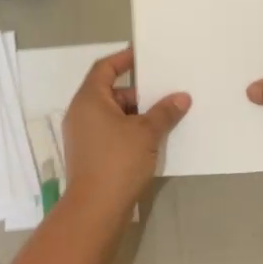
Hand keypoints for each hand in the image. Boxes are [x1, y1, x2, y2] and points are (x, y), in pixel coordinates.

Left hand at [62, 49, 189, 212]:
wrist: (95, 208)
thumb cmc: (117, 162)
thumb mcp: (146, 133)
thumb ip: (164, 112)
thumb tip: (181, 97)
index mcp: (89, 100)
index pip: (105, 68)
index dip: (125, 59)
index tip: (146, 55)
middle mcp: (81, 114)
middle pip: (111, 92)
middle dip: (139, 92)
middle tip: (166, 92)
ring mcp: (83, 136)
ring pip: (113, 115)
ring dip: (137, 114)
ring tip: (166, 115)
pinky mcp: (90, 154)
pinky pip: (112, 133)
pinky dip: (130, 131)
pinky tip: (153, 138)